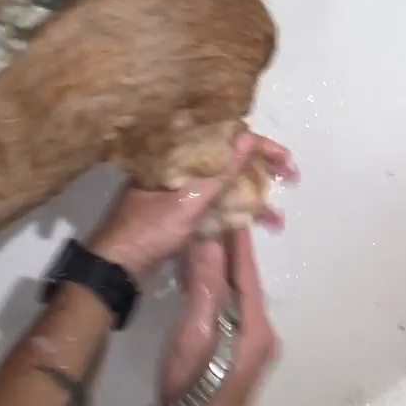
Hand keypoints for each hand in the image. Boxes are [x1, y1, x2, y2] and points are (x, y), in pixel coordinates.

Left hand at [86, 133, 293, 278]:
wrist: (114, 269)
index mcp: (174, 155)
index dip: (258, 146)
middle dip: (260, 170)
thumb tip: (246, 136)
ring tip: (277, 219)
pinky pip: (214, 205)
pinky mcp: (180, 213)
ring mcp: (179, 191)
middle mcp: (177, 167)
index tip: (285, 160)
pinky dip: (234, 212)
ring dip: (251, 197)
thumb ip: (219, 173)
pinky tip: (256, 224)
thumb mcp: (187, 203)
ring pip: (223, 185)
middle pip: (226, 160)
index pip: (222, 138)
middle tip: (291, 178)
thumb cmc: (147, 232)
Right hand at [159, 228, 278, 405]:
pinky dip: (215, 288)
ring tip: (199, 236)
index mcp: (255, 324)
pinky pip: (228, 309)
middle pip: (244, 279)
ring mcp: (250, 343)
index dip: (237, 236)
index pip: (247, 269)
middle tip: (209, 213)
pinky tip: (197, 276)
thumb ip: (206, 289)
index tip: (230, 203)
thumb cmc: (192, 392)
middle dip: (228, 247)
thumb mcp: (195, 336)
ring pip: (236, 294)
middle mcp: (260, 330)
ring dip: (220, 267)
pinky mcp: (237, 352)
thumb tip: (209, 242)